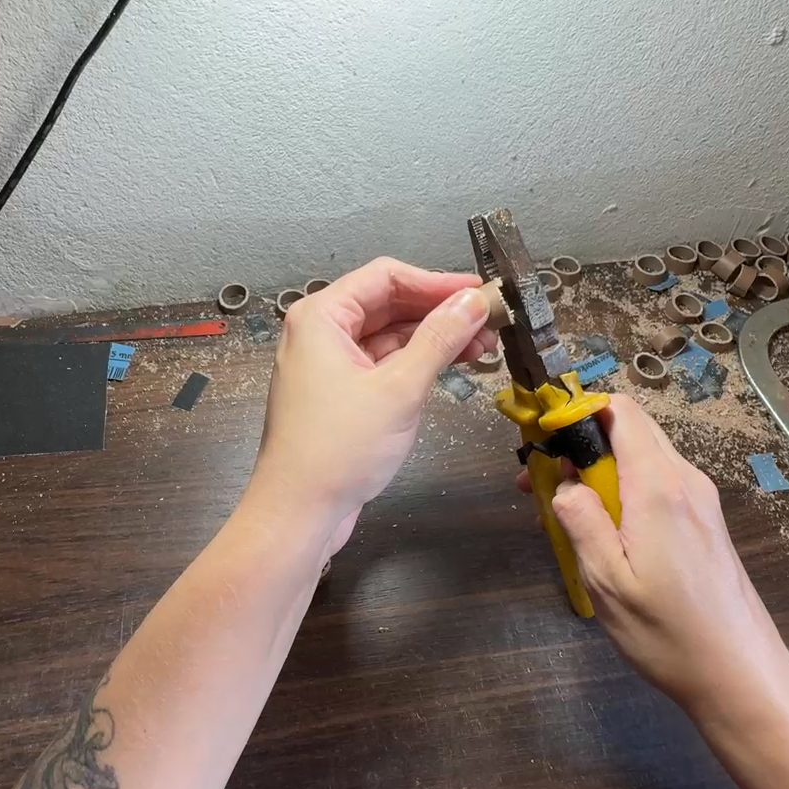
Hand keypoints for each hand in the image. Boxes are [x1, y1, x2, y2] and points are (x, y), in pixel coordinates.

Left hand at [246, 258, 495, 553]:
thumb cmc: (341, 447)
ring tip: (482, 346)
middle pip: (387, 303)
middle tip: (490, 323)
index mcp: (321, 316)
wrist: (299, 512)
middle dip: (438, 311)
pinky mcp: (338, 393)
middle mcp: (320, 331)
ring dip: (431, 338)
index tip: (480, 293)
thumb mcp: (400, 388)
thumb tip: (474, 301)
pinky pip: (380, 363)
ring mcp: (327, 364)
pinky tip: (450, 367)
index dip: (436, 281)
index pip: (386, 276)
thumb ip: (439, 339)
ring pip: (387, 335)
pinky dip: (414, 363)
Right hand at [539, 395, 788, 719]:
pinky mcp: (704, 521)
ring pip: (640, 455)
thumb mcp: (606, 580)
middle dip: (579, 443)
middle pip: (628, 427)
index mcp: (659, 486)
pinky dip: (621, 490)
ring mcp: (700, 500)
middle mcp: (685, 480)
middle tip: (541, 481)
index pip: (619, 412)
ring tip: (563, 513)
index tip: (542, 443)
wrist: (744, 681)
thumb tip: (566, 483)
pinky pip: (655, 483)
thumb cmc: (668, 633)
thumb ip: (580, 519)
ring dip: (597, 470)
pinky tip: (603, 532)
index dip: (576, 412)